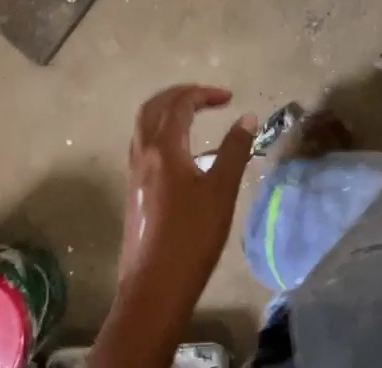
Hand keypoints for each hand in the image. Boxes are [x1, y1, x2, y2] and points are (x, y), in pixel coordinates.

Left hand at [116, 85, 258, 300]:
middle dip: (180, 95)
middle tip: (207, 97)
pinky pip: (143, 145)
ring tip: (195, 116)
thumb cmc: (192, 237)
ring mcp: (134, 174)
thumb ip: (235, 150)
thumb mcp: (221, 190)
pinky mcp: (134, 192)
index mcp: (163, 149)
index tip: (229, 98)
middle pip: (153, 108)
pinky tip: (183, 151)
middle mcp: (143, 154)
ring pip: (144, 126)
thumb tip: (247, 117)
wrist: (154, 288)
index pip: (179, 104)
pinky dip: (162, 132)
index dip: (203, 94)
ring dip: (167, 112)